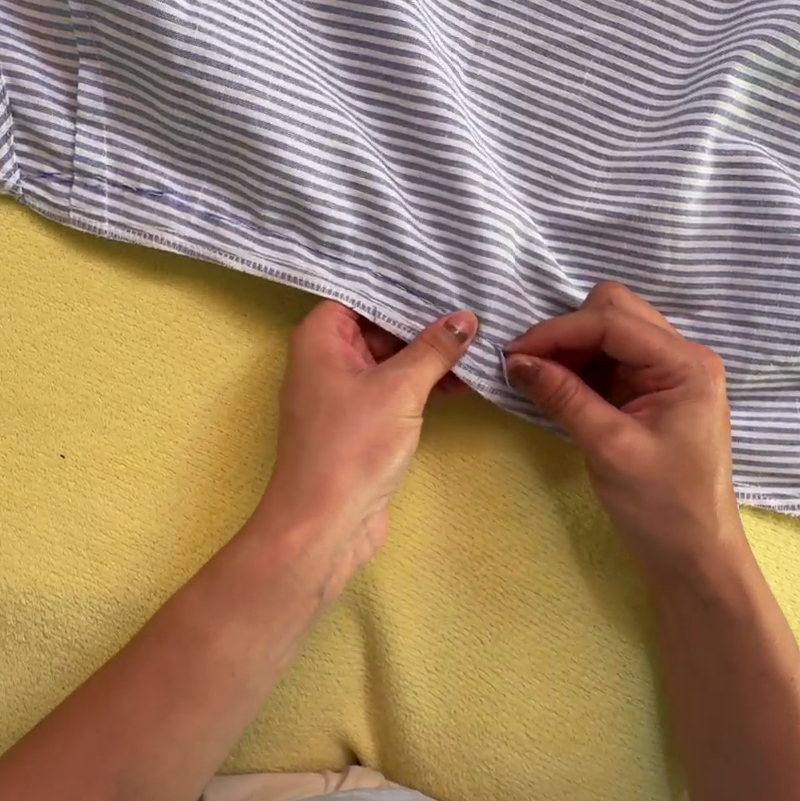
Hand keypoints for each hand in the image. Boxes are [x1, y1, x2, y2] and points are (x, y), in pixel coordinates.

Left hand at [257, 301, 476, 566]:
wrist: (325, 522)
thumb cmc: (352, 444)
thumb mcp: (400, 388)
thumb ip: (434, 349)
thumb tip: (465, 318)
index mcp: (320, 337)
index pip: (360, 294)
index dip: (400, 288)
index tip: (443, 279)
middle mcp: (325, 359)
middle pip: (378, 326)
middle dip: (423, 323)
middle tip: (472, 310)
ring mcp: (341, 393)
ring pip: (389, 360)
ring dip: (428, 357)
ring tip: (478, 346)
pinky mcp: (358, 422)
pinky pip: (392, 390)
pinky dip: (421, 385)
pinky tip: (462, 383)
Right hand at [504, 281, 741, 574]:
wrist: (692, 555)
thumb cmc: (662, 505)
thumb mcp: (608, 447)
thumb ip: (563, 397)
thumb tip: (514, 361)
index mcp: (685, 364)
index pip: (611, 321)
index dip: (557, 331)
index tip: (512, 354)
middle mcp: (679, 356)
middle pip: (612, 311)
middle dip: (565, 332)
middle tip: (528, 367)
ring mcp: (664, 372)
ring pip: (605, 330)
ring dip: (567, 348)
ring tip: (537, 380)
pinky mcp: (646, 390)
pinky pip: (604, 358)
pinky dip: (575, 366)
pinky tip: (554, 388)